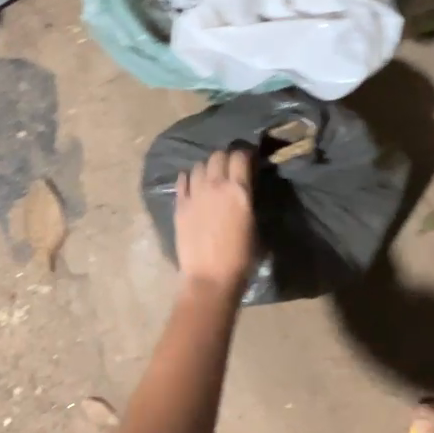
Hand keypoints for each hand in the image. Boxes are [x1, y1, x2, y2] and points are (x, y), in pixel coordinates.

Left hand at [173, 149, 254, 295]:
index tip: (248, 161)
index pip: (240, 156)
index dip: (245, 155)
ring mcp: (194, 194)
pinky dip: (188, 179)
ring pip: (199, 166)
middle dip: (225, 158)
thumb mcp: (254, 225)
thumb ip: (247, 201)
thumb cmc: (241, 257)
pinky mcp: (179, 205)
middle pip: (218, 155)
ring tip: (210, 178)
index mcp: (239, 190)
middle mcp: (215, 185)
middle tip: (229, 168)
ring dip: (206, 168)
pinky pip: (182, 180)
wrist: (210, 277)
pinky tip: (192, 186)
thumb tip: (245, 190)